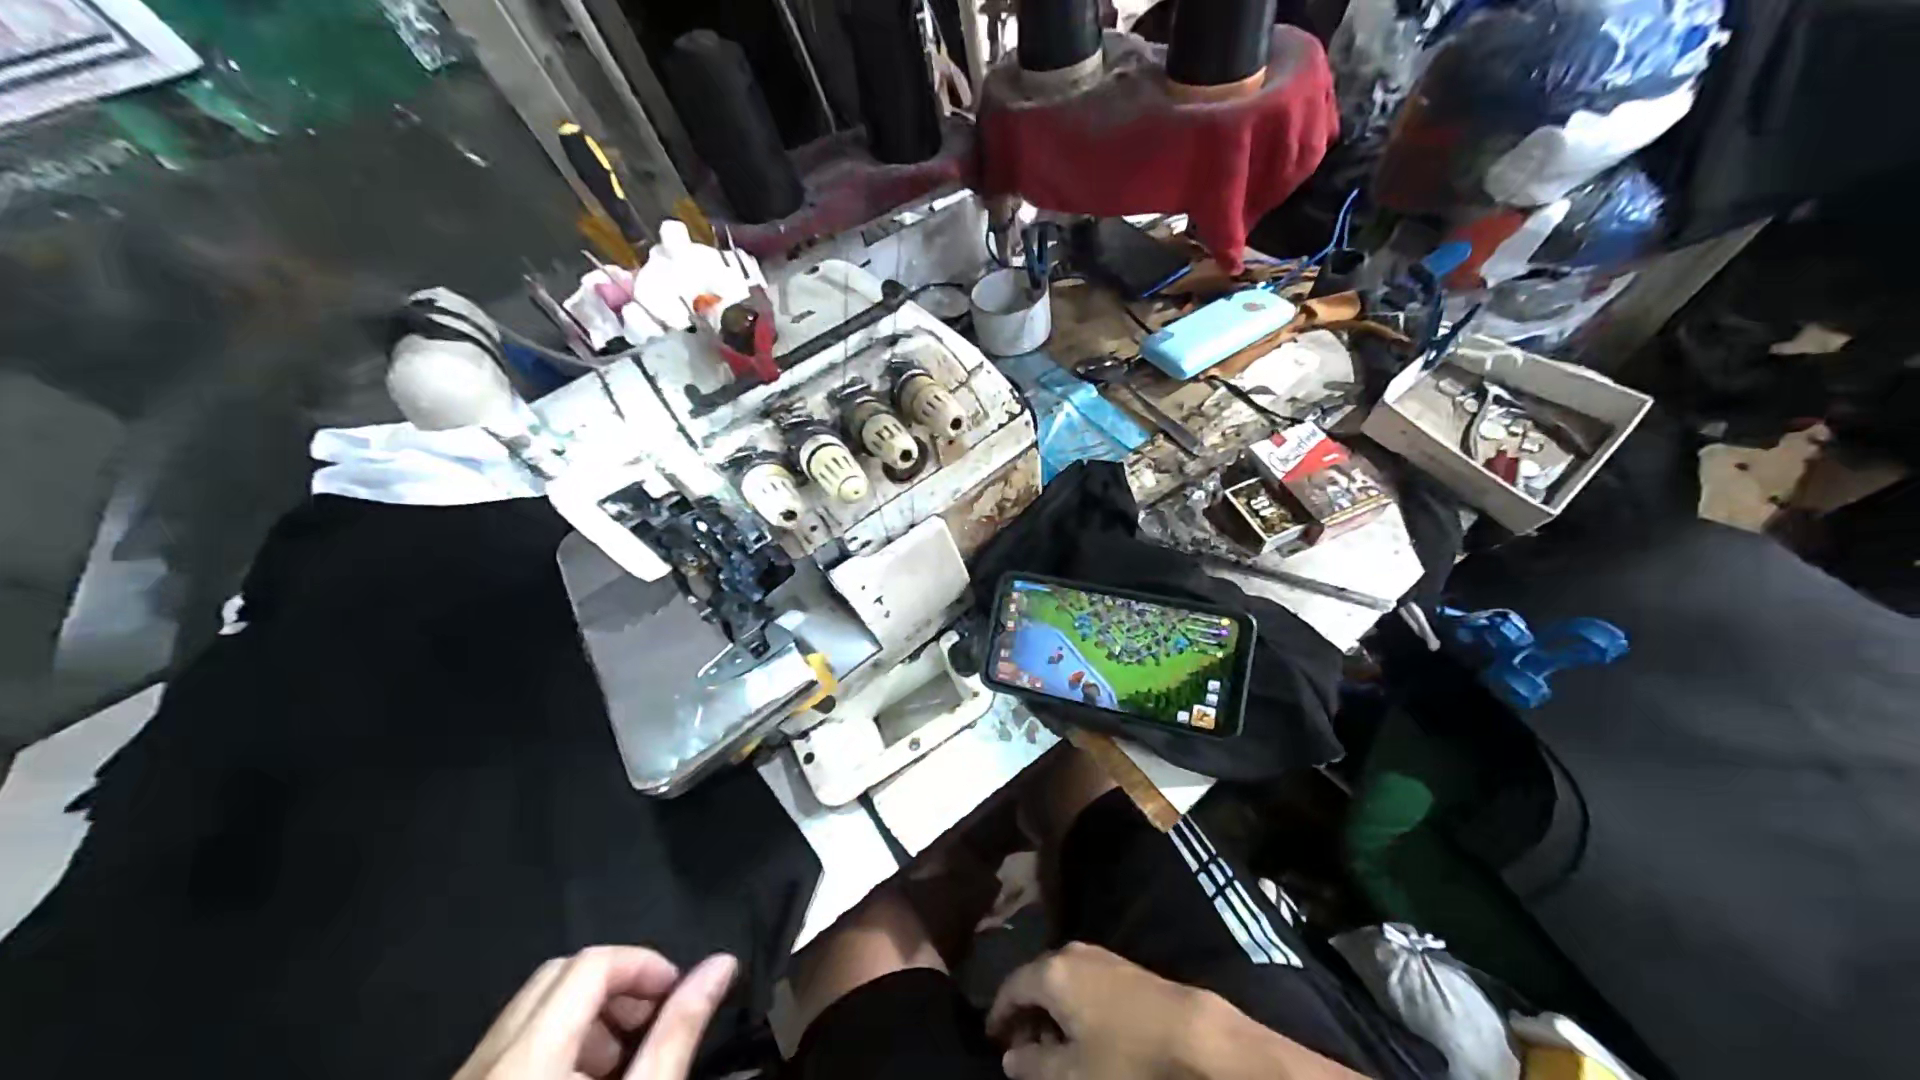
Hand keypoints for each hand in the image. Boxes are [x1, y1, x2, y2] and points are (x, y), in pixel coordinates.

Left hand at [453, 947, 736, 1079]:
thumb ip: (679, 1030)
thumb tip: (721, 965)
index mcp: (526, 1061)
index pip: (591, 965)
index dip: (644, 965)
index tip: (679, 993)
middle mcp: (484, 1064)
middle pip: (557, 976)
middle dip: (616, 986)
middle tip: (654, 1021)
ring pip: (532, 1011)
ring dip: (588, 1015)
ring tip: (624, 1062)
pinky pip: (511, 1046)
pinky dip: (558, 1046)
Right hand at [986, 943, 1206, 1079]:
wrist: (1193, 1035)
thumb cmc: (1126, 1057)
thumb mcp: (1073, 1073)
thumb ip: (1034, 1065)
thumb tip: (1010, 1058)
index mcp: (1052, 972)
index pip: (1011, 987)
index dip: (998, 1015)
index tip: (993, 1040)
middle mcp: (1070, 954)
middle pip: (1035, 980)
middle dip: (1025, 1014)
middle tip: (1021, 1050)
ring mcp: (1099, 956)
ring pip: (1060, 980)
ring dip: (1050, 1011)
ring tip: (1052, 1048)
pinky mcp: (1122, 967)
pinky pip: (1082, 981)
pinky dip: (1072, 1005)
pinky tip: (1083, 1034)